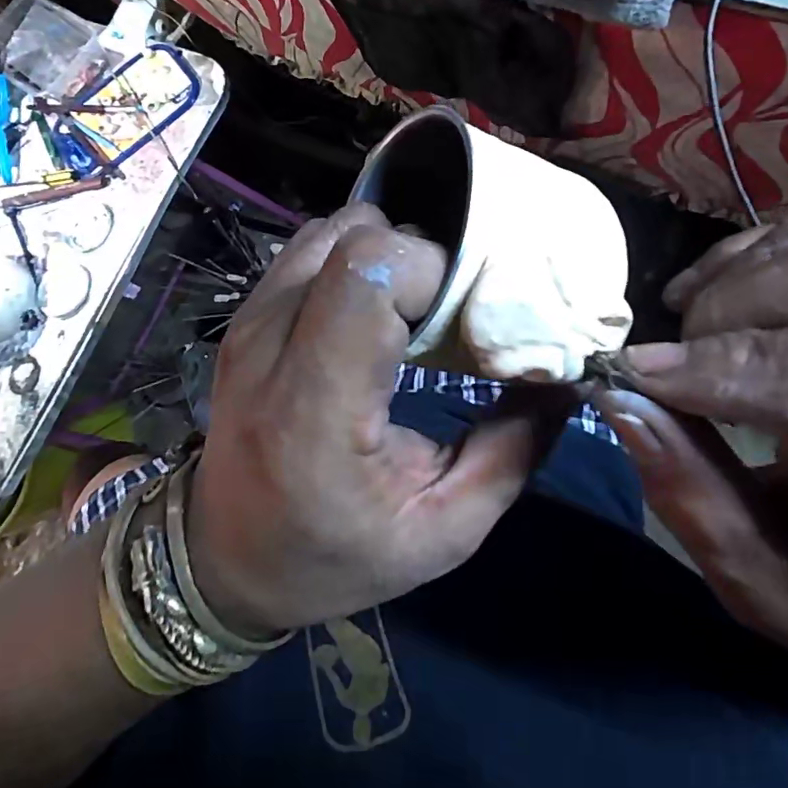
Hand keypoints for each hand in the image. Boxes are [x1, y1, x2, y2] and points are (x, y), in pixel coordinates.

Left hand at [186, 203, 553, 634]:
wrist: (225, 555)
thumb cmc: (330, 556)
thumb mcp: (440, 532)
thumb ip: (511, 452)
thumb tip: (562, 377)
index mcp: (314, 406)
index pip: (370, 272)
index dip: (436, 270)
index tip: (472, 313)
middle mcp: (268, 345)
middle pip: (352, 239)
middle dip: (419, 258)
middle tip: (451, 308)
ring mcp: (248, 323)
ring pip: (328, 231)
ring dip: (384, 253)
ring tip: (414, 307)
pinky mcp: (244, 317)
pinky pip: (305, 250)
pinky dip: (350, 258)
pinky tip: (374, 306)